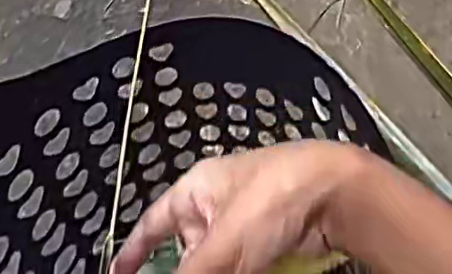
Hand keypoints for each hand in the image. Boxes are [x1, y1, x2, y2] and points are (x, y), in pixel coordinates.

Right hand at [108, 141, 363, 273]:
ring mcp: (244, 225)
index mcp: (199, 186)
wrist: (333, 195)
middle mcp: (218, 203)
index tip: (119, 273)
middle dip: (180, 271)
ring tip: (226, 273)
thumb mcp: (222, 245)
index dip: (135, 249)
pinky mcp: (266, 244)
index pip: (154, 220)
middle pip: (184, 254)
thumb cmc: (277, 193)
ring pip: (214, 266)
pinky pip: (240, 270)